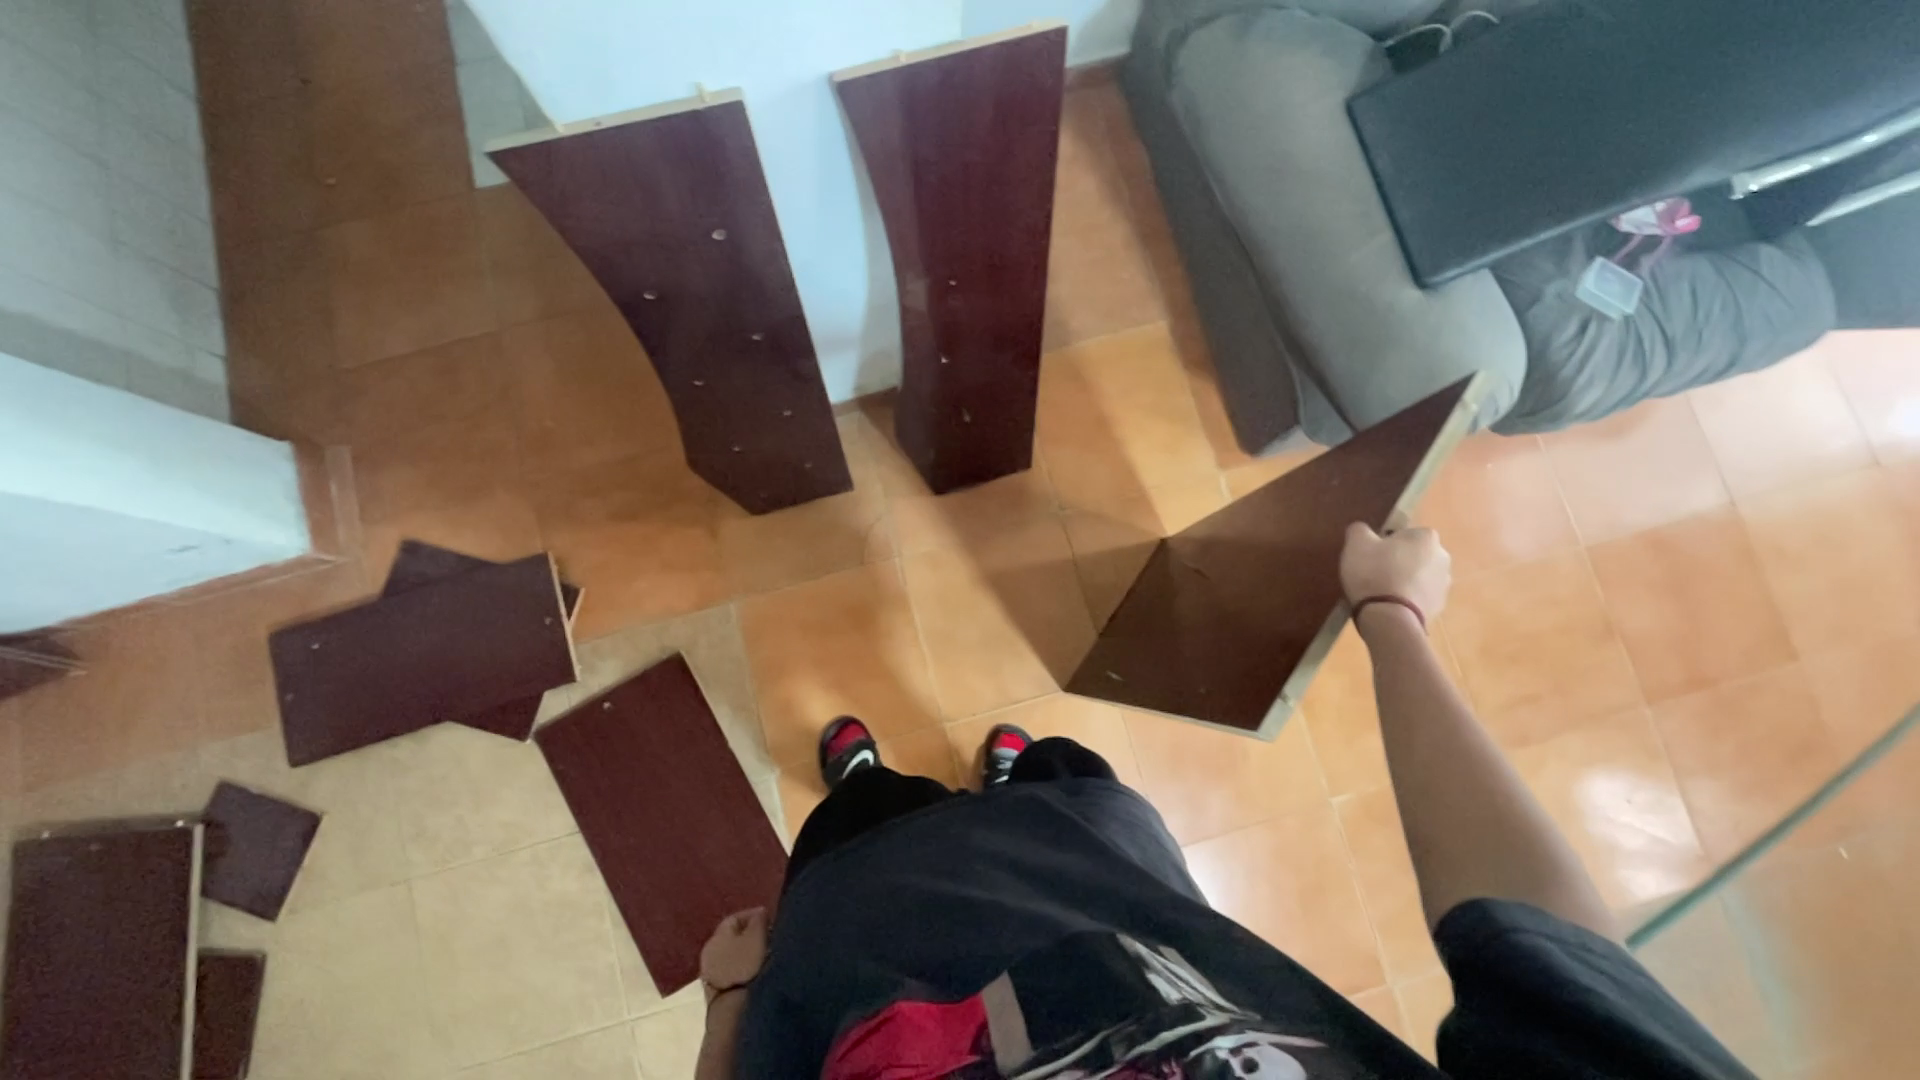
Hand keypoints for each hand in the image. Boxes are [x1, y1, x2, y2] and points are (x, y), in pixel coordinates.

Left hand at [700, 907, 767, 990]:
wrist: (733, 1009)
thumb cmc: (747, 965)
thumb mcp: (758, 935)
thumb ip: (759, 919)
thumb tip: (759, 913)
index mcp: (717, 935)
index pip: (735, 918)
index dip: (754, 916)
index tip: (771, 921)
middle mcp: (708, 952)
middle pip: (732, 938)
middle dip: (751, 936)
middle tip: (771, 938)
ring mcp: (710, 974)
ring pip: (732, 956)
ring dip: (747, 955)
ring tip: (766, 957)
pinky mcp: (715, 993)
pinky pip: (732, 972)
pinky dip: (743, 969)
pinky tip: (756, 974)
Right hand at [1339, 523, 1450, 620]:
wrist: (1390, 617)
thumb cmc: (1374, 572)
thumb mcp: (1356, 544)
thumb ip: (1359, 530)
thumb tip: (1362, 529)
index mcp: (1426, 536)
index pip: (1403, 533)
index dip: (1385, 543)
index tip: (1371, 555)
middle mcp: (1443, 556)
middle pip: (1414, 554)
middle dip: (1398, 561)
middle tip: (1374, 572)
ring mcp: (1444, 583)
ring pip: (1418, 576)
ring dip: (1404, 580)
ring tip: (1381, 592)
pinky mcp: (1439, 606)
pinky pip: (1419, 596)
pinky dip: (1407, 599)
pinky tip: (1389, 605)